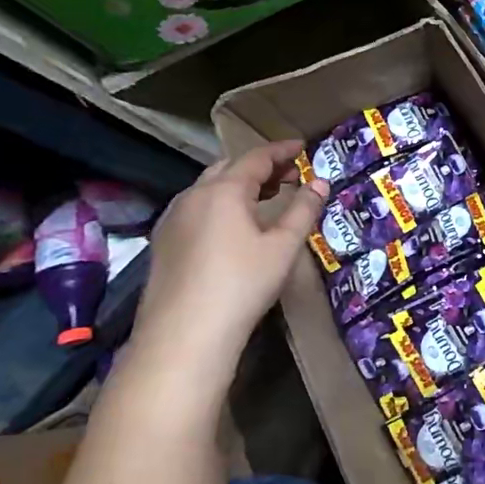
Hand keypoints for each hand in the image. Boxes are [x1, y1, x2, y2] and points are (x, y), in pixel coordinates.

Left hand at [133, 140, 328, 363]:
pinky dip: (220, 203)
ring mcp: (172, 219)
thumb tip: (321, 183)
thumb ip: (303, 210)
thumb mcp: (283, 247)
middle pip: (228, 167)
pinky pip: (196, 208)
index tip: (302, 147)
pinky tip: (233, 225)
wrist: (183, 336)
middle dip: (260, 166)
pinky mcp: (163, 243)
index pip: (256, 157)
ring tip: (265, 197)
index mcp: (223, 190)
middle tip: (289, 174)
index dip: (281, 150)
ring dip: (238, 184)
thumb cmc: (242, 285)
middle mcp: (193, 196)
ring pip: (208, 188)